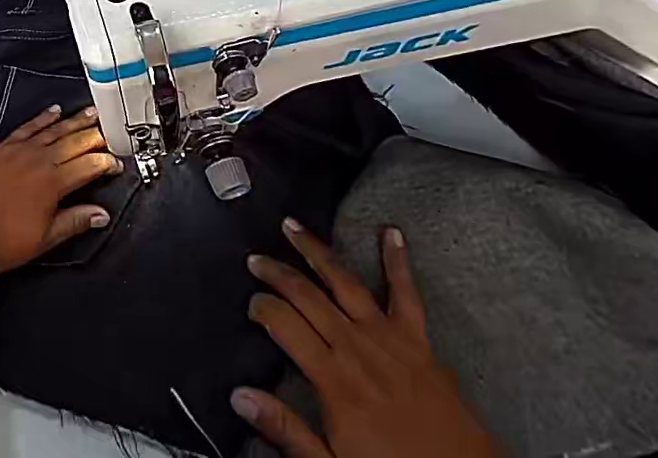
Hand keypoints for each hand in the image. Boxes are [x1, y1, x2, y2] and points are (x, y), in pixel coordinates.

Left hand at [0, 105, 122, 275]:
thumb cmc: (0, 241)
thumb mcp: (44, 239)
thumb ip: (75, 221)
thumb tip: (102, 214)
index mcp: (53, 182)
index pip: (88, 166)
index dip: (106, 163)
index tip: (117, 163)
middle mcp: (39, 160)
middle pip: (75, 142)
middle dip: (96, 136)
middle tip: (112, 130)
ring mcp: (20, 151)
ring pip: (55, 130)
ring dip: (75, 121)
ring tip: (91, 112)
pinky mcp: (3, 149)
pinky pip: (29, 127)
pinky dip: (43, 118)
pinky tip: (54, 112)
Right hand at [232, 218, 495, 457]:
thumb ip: (285, 430)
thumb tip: (239, 394)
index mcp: (334, 379)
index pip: (284, 325)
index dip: (262, 308)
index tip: (252, 304)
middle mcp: (357, 347)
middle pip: (307, 296)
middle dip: (277, 272)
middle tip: (255, 258)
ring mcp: (388, 337)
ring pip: (344, 281)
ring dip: (316, 251)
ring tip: (292, 227)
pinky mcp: (417, 339)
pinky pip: (405, 293)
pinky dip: (398, 260)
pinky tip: (392, 232)